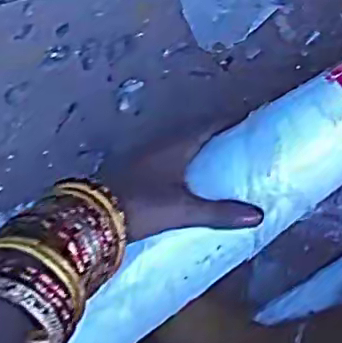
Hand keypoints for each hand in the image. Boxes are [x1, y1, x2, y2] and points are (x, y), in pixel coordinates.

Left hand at [104, 127, 263, 240]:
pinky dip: (181, 168)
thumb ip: (219, 213)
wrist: (83, 221)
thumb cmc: (139, 206)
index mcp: (178, 145)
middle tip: (240, 145)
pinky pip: (165, 164)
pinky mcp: (129, 176)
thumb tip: (258, 216)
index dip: (232, 121)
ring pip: (179, 150)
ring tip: (218, 164)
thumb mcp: (182, 210)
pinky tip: (186, 182)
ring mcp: (141, 160)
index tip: (252, 122)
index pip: (212, 124)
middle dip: (217, 138)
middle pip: (196, 135)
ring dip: (197, 154)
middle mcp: (160, 146)